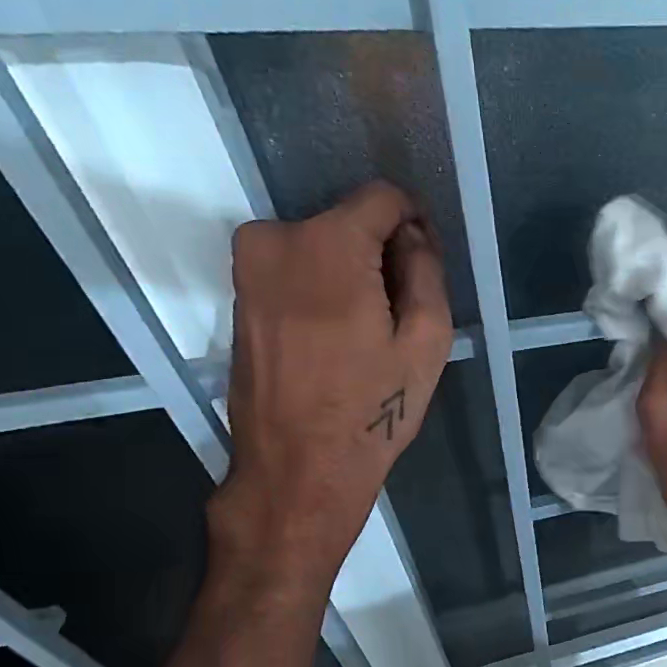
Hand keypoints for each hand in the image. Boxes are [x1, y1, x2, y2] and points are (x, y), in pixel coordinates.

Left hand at [208, 181, 453, 572]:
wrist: (297, 468)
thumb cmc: (371, 408)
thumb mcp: (427, 341)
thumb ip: (426, 270)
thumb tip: (412, 236)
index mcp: (327, 244)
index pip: (383, 197)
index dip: (415, 224)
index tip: (426, 266)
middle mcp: (275, 238)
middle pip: (351, 220)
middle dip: (383, 252)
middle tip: (399, 312)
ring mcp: (248, 266)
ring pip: (324, 243)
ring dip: (354, 271)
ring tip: (368, 331)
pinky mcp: (240, 293)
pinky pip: (298, 266)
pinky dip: (324, 286)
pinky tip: (338, 337)